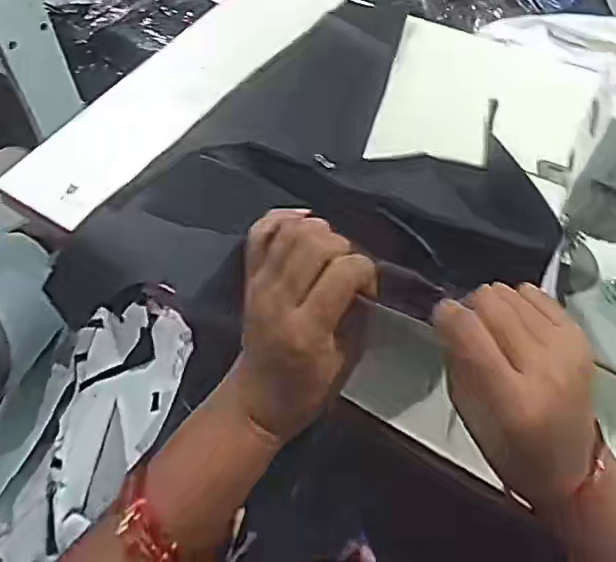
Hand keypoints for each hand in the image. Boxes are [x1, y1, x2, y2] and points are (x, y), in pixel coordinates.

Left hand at [226, 210, 377, 444]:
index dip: (365, 270)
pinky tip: (304, 222)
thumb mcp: (346, 361)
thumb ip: (357, 313)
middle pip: (314, 243)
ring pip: (289, 231)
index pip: (342, 272)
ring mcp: (258, 284)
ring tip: (329, 249)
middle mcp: (278, 299)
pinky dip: (283, 218)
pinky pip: (260, 231)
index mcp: (306, 330)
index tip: (368, 287)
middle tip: (348, 267)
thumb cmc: (307, 388)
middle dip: (343, 246)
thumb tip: (364, 275)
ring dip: (318, 230)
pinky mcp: (247, 275)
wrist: (257, 398)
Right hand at [433, 283, 599, 513]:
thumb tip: (449, 316)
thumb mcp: (471, 414)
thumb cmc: (515, 450)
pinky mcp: (580, 338)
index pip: (470, 331)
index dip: (448, 314)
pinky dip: (520, 302)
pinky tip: (519, 323)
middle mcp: (545, 371)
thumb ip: (457, 360)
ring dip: (496, 306)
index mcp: (514, 401)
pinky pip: (536, 293)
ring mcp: (567, 351)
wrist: (574, 470)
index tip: (442, 316)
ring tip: (497, 330)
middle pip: (490, 302)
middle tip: (471, 329)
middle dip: (471, 309)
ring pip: (511, 292)